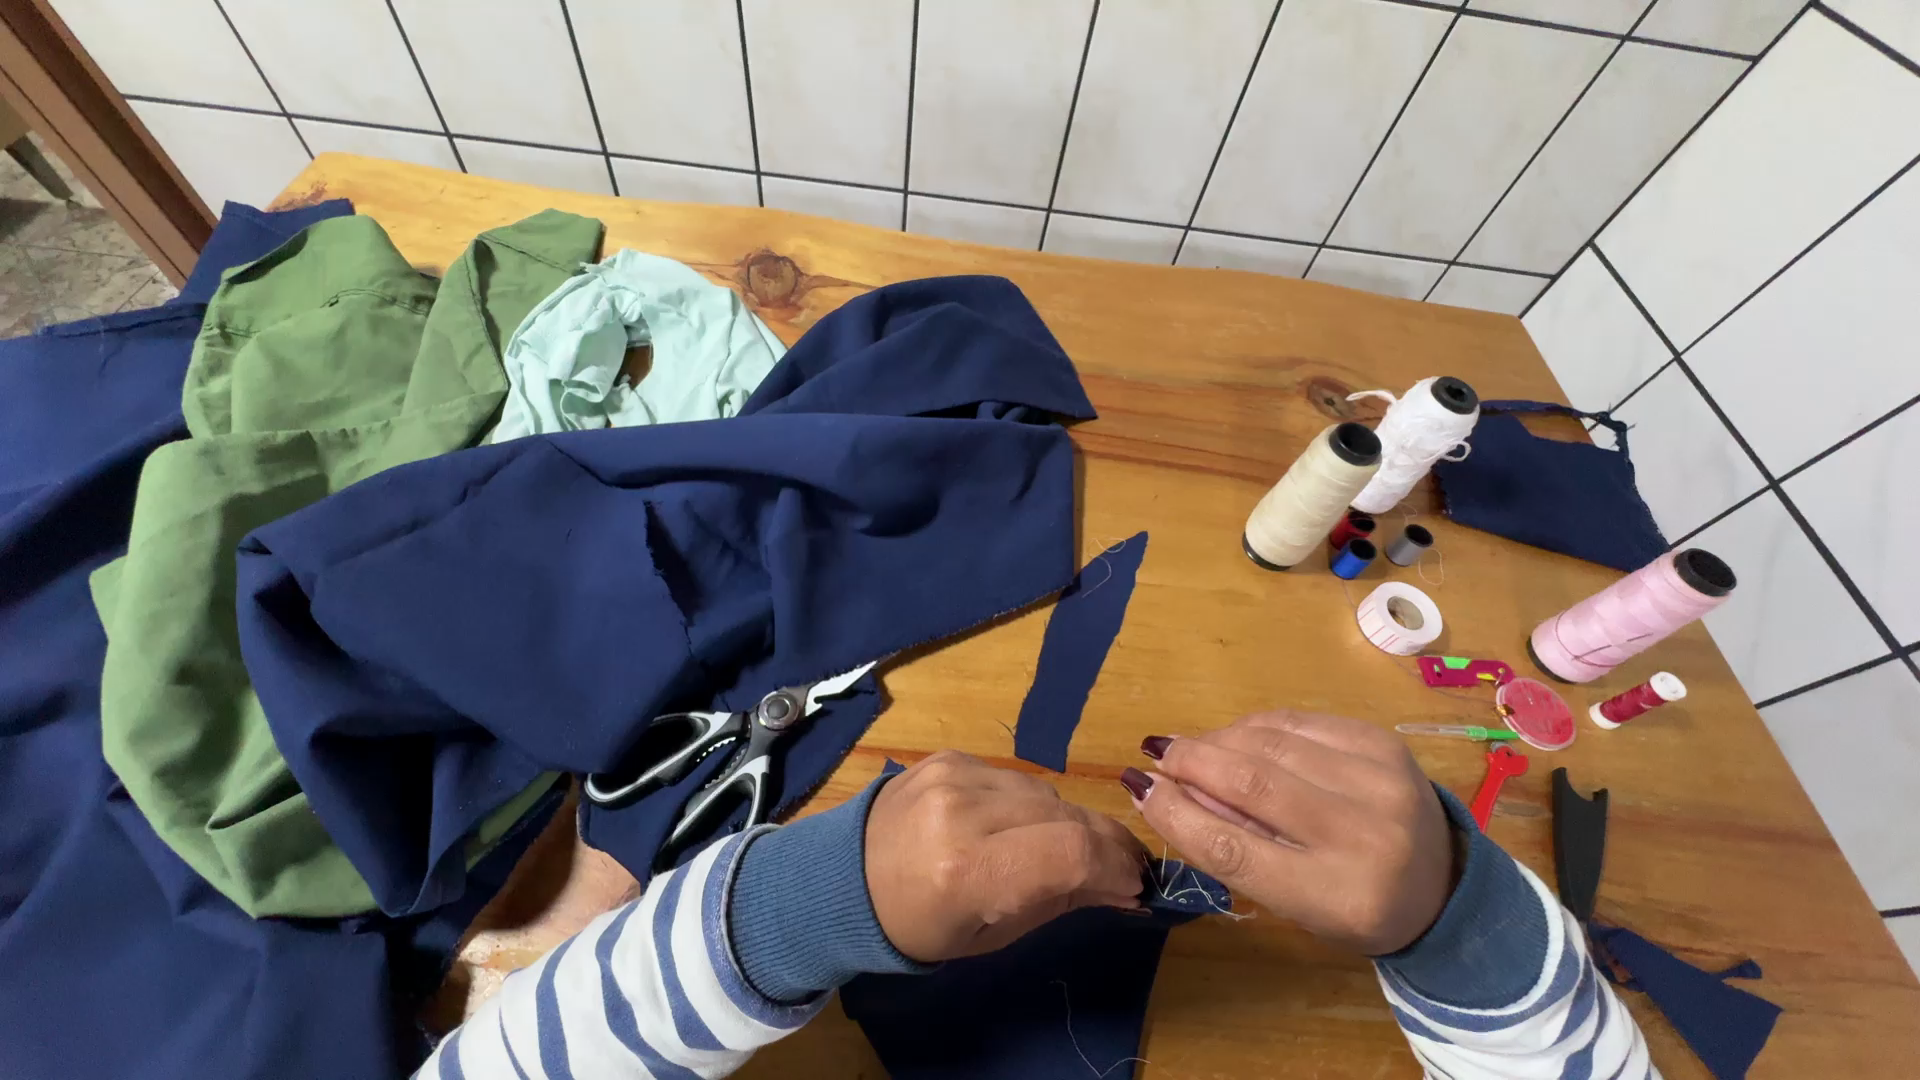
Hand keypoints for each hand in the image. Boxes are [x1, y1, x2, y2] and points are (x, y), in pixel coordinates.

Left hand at [865, 750, 1147, 962]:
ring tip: (1063, 849)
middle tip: (1123, 867)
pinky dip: (1030, 803)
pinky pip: (1015, 777)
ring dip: (1067, 821)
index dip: (1116, 865)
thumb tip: (1130, 886)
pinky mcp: (950, 755)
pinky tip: (1018, 824)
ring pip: (1045, 792)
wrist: (846, 877)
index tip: (1136, 883)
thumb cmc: (920, 925)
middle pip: (1066, 815)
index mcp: (967, 870)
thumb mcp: (992, 933)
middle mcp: (962, 810)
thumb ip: (1063, 899)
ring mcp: (954, 774)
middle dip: (1104, 842)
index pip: (1071, 852)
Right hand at [1121, 710, 1456, 954]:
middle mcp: (1367, 835)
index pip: (1235, 849)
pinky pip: (1295, 721)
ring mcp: (1381, 780)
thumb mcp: (1293, 902)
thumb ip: (1232, 846)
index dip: (1176, 814)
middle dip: (1190, 761)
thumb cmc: (1352, 904)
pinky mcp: (1382, 741)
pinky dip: (1253, 726)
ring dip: (1217, 740)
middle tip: (1155, 752)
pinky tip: (1237, 737)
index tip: (1140, 787)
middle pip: (1251, 784)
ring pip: (1268, 742)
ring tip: (1191, 747)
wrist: (1444, 885)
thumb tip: (1165, 788)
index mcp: (1341, 897)